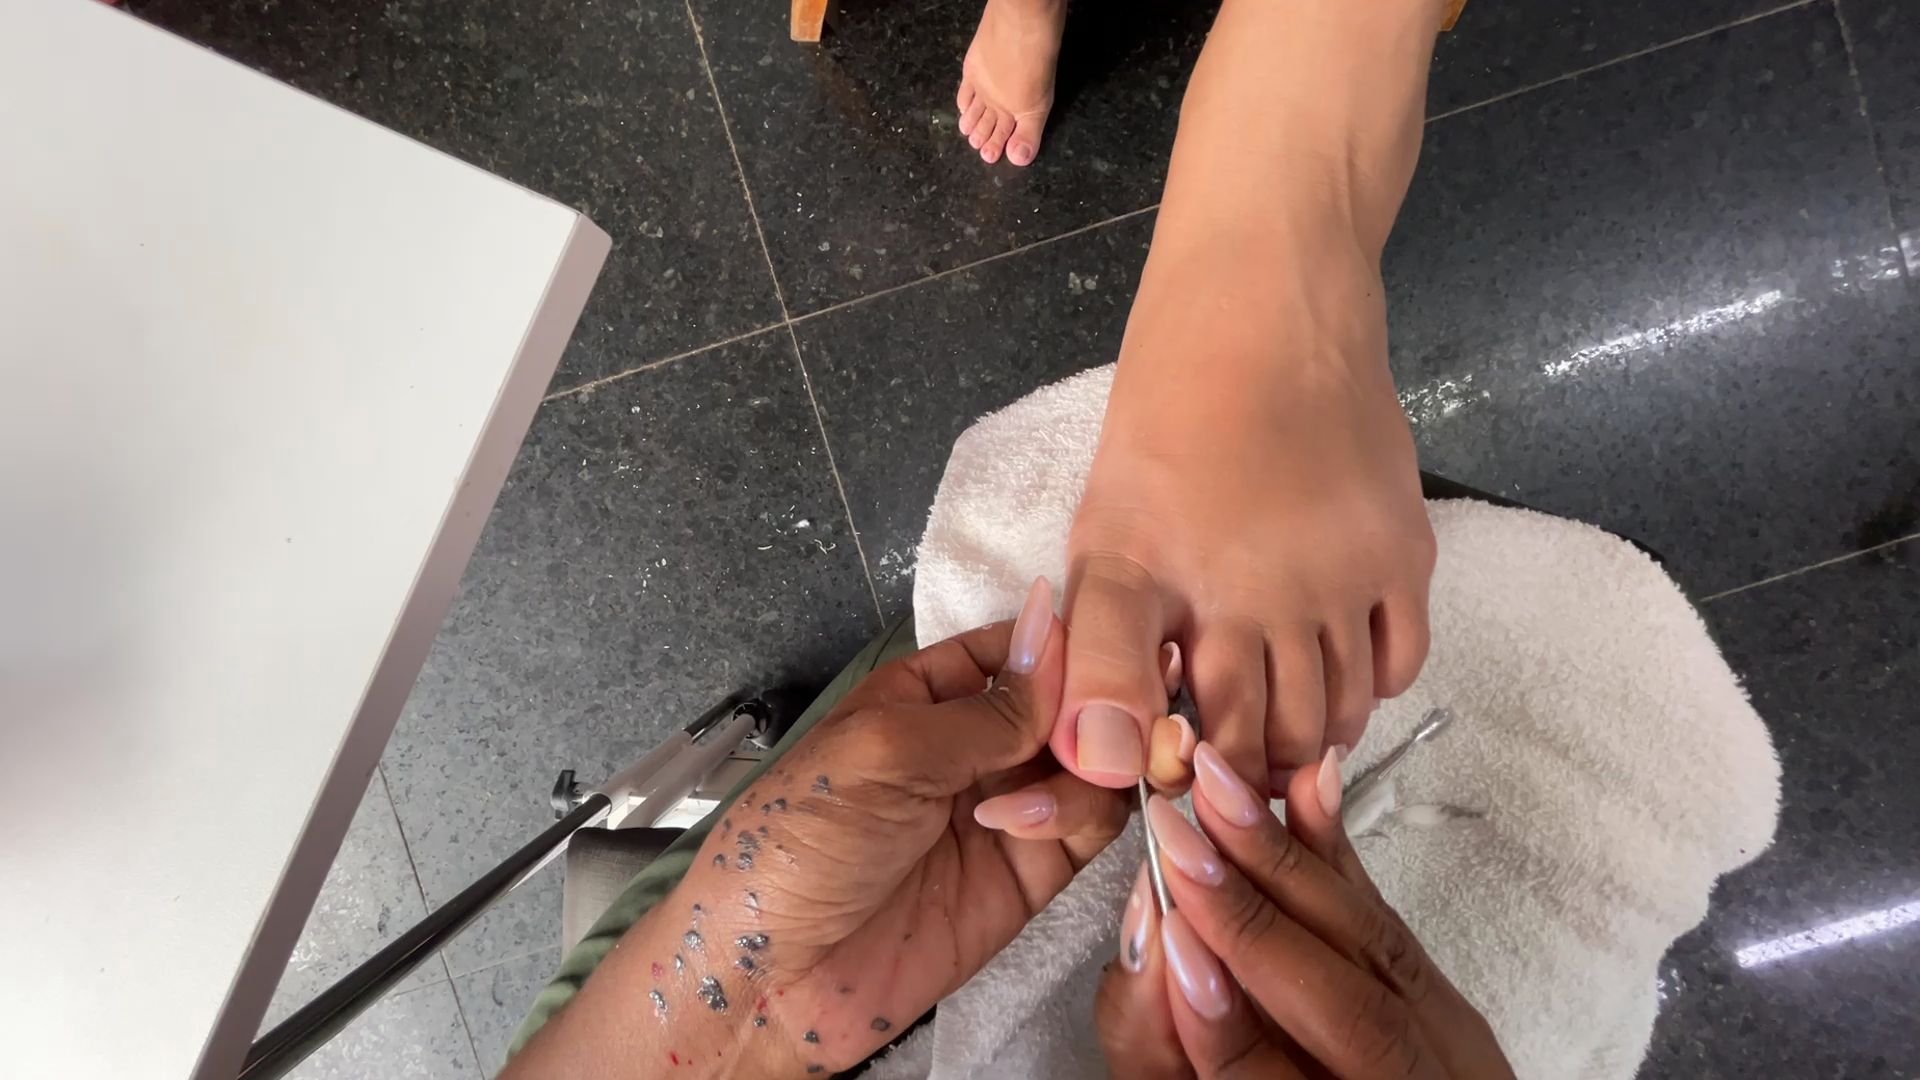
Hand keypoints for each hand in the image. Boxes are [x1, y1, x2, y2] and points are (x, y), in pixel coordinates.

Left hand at [506, 579, 1130, 1079]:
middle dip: (1091, 703)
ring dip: (1084, 764)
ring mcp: (1005, 805)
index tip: (1113, 640)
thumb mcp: (888, 752)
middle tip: (1125, 712)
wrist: (774, 982)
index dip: (1061, 641)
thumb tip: (1053, 625)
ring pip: (1085, 761)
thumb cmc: (807, 836)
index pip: (1012, 649)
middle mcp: (974, 742)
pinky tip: (1045, 825)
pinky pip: (1086, 826)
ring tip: (1043, 796)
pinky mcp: (1028, 871)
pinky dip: (1089, 813)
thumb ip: (986, 709)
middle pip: (1060, 704)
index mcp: (928, 694)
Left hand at [1054, 233, 1434, 795]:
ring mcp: (1354, 581)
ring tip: (1276, 734)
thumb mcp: (1102, 536)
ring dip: (1308, 734)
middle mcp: (1283, 607)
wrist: (1258, 315)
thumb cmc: (1160, 423)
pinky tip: (1338, 680)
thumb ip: (1102, 650)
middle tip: (1227, 769)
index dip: (1193, 776)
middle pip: (1282, 735)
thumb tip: (1105, 762)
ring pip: (1344, 707)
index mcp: (1192, 605)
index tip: (1181, 781)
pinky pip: (1403, 658)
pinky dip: (1371, 688)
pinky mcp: (1407, 549)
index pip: (1206, 740)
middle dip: (1249, 766)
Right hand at [1095, 742, 1514, 1078]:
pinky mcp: (1425, 978)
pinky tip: (1315, 776)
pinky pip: (1380, 905)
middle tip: (1176, 831)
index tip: (1171, 933)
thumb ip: (1170, 1035)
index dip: (1221, 1017)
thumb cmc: (1250, 1072)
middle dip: (1249, 912)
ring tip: (1219, 785)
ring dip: (1283, 857)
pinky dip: (1335, 840)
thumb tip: (1163, 936)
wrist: (1335, 1072)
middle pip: (1351, 1010)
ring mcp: (1445, 1035)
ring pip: (1373, 942)